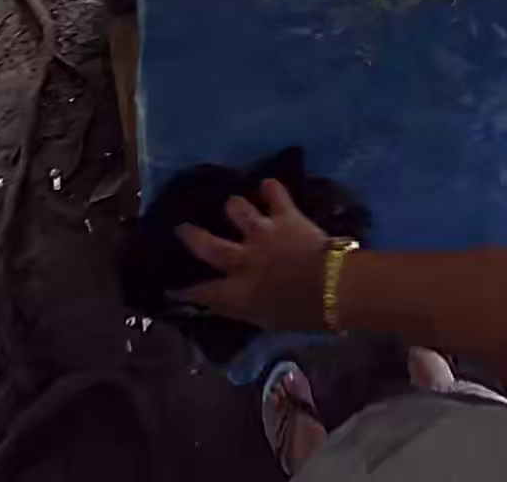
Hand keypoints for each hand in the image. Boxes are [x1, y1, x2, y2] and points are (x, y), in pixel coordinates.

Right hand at [175, 179, 332, 330]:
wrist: (334, 287)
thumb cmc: (304, 313)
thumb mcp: (266, 320)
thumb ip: (242, 308)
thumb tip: (223, 301)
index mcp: (239, 291)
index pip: (204, 292)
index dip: (185, 291)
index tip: (171, 287)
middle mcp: (244, 259)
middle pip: (207, 244)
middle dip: (191, 235)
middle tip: (181, 226)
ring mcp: (263, 232)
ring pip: (237, 208)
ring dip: (234, 206)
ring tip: (234, 205)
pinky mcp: (285, 215)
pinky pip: (274, 192)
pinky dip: (270, 188)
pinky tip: (268, 186)